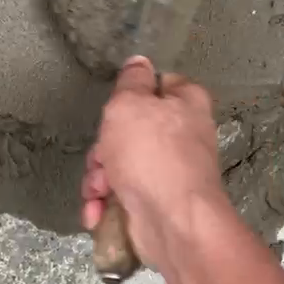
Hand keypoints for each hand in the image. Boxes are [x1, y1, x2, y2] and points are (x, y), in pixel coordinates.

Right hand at [80, 56, 228, 273]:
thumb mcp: (130, 105)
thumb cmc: (151, 155)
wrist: (171, 221)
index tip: (113, 112)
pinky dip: (104, 206)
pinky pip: (119, 197)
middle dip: (102, 151)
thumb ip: (130, 82)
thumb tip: (138, 62)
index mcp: (185, 102)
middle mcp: (180, 136)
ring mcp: (166, 173)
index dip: (128, 98)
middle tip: (102, 159)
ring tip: (99, 192)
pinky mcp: (153, 203)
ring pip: (117, 168)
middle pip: (126, 132)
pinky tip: (98, 213)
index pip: (155, 85)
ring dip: (98, 181)